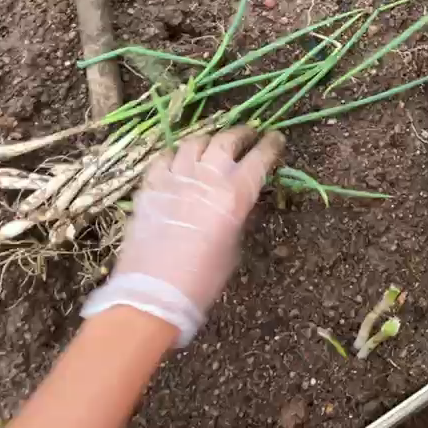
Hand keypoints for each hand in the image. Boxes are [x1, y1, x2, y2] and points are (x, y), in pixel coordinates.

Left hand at [81, 126, 283, 344]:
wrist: (152, 294)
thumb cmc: (202, 279)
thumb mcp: (234, 244)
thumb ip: (239, 214)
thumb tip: (239, 199)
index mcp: (235, 195)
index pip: (260, 157)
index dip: (271, 145)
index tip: (276, 139)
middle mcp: (207, 179)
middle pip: (227, 140)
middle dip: (242, 134)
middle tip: (249, 135)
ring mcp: (176, 178)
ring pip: (195, 142)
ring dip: (209, 140)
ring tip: (214, 145)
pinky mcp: (150, 186)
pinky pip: (165, 157)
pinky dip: (177, 154)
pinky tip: (180, 161)